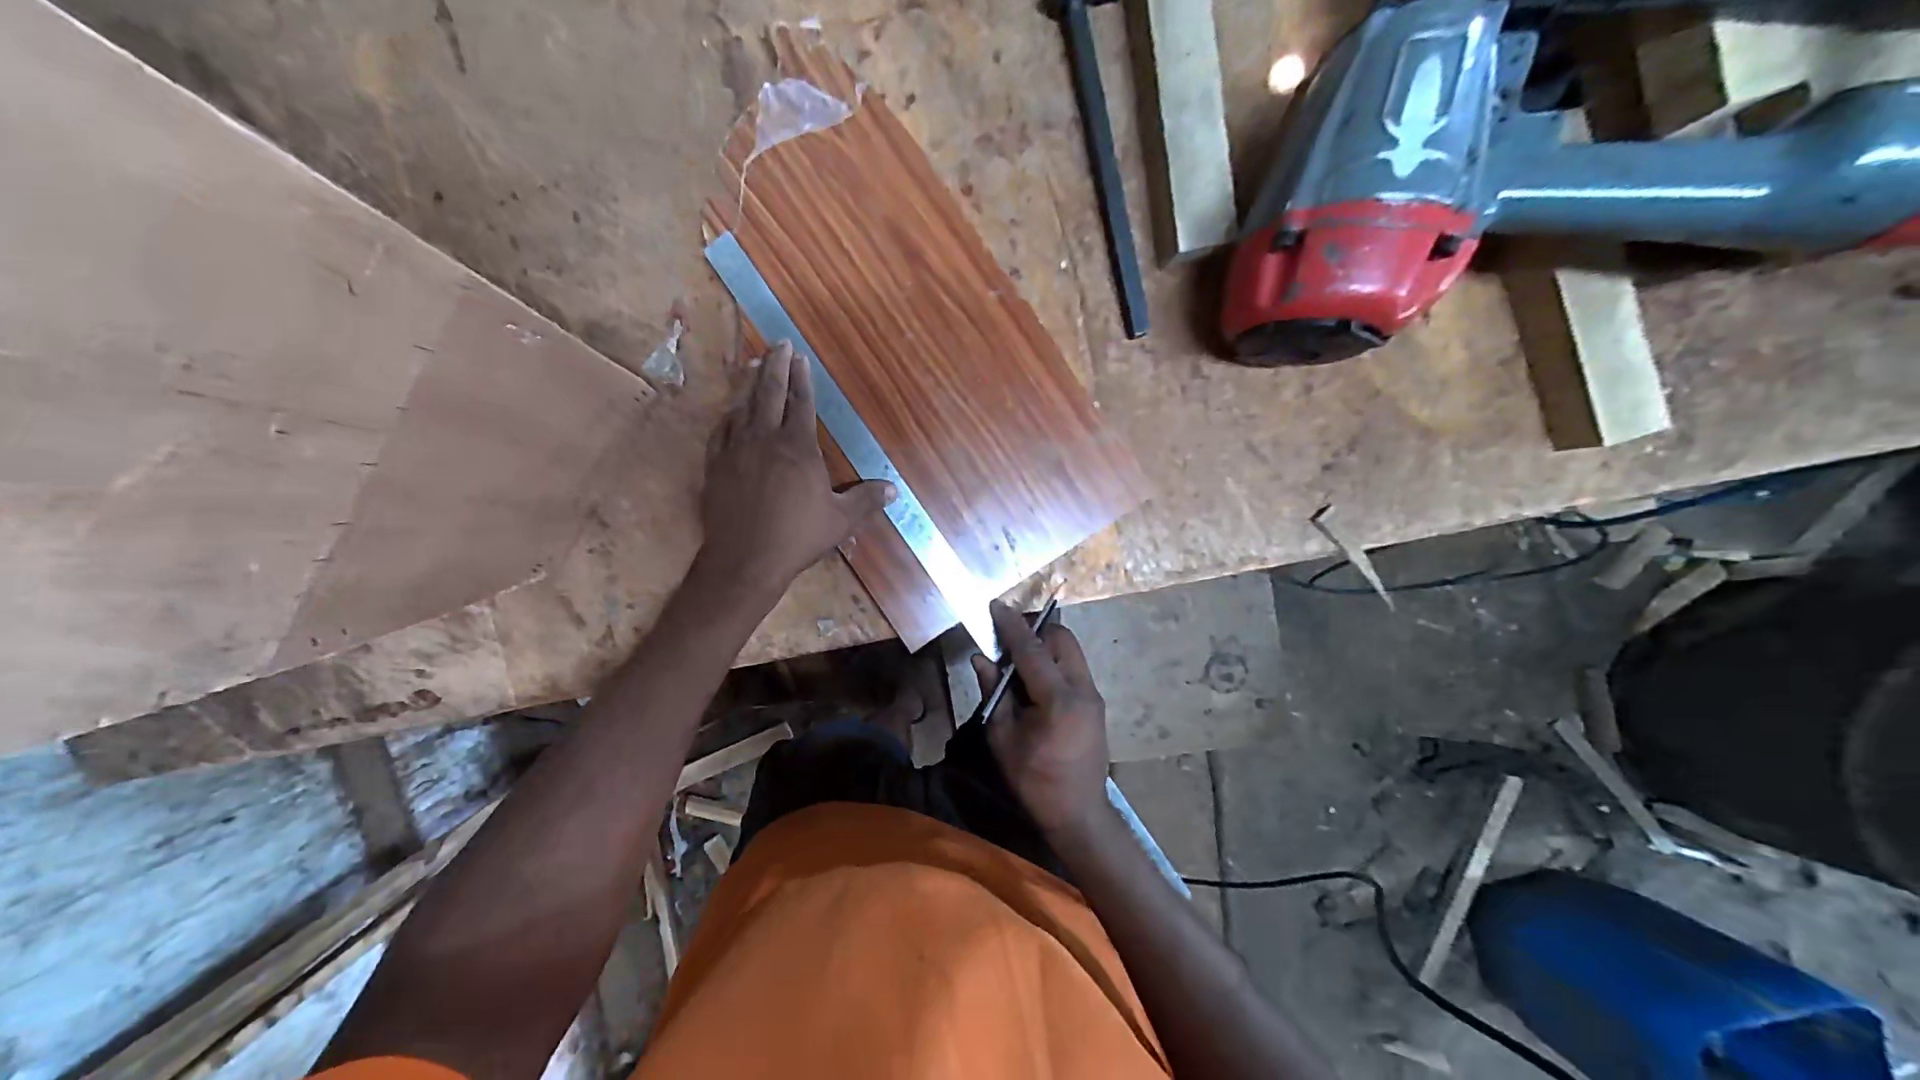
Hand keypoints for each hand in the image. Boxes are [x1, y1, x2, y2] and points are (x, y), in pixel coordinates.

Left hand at [697, 341, 893, 591]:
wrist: (745, 559)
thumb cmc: (797, 537)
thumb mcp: (840, 520)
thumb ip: (866, 500)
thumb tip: (893, 490)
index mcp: (798, 447)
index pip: (801, 403)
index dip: (802, 378)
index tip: (800, 357)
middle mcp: (765, 440)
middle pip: (769, 393)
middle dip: (775, 366)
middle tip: (778, 344)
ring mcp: (736, 450)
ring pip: (743, 407)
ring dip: (751, 384)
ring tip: (755, 366)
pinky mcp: (716, 465)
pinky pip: (722, 431)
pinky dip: (729, 416)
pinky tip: (731, 412)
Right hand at [971, 602, 1111, 837]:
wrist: (1079, 814)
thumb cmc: (1035, 782)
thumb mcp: (1003, 740)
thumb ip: (994, 694)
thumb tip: (982, 659)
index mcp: (1058, 699)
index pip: (1032, 649)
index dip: (1011, 625)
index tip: (996, 605)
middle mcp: (1083, 689)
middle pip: (1062, 638)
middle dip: (1035, 628)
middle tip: (1007, 634)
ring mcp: (1094, 695)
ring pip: (1071, 649)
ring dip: (1045, 643)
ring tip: (1017, 656)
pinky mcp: (1095, 703)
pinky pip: (1074, 666)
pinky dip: (1054, 660)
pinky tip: (1033, 677)